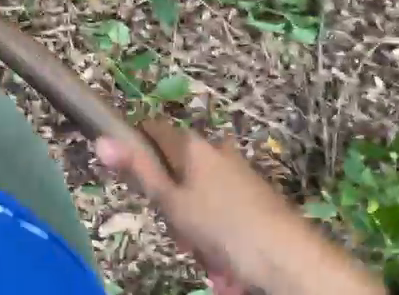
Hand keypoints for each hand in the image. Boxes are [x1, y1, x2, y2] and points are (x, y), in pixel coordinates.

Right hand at [97, 124, 382, 294]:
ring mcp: (241, 175)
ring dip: (200, 232)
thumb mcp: (171, 204)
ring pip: (201, 199)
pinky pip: (227, 215)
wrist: (299, 266)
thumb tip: (99, 139)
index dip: (136, 151)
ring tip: (211, 263)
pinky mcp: (261, 201)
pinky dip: (224, 240)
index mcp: (191, 144)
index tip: (138, 184)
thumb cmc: (226, 230)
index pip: (149, 129)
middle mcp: (216, 151)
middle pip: (176, 170)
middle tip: (180, 235)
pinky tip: (231, 269)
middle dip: (174, 207)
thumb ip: (136, 171)